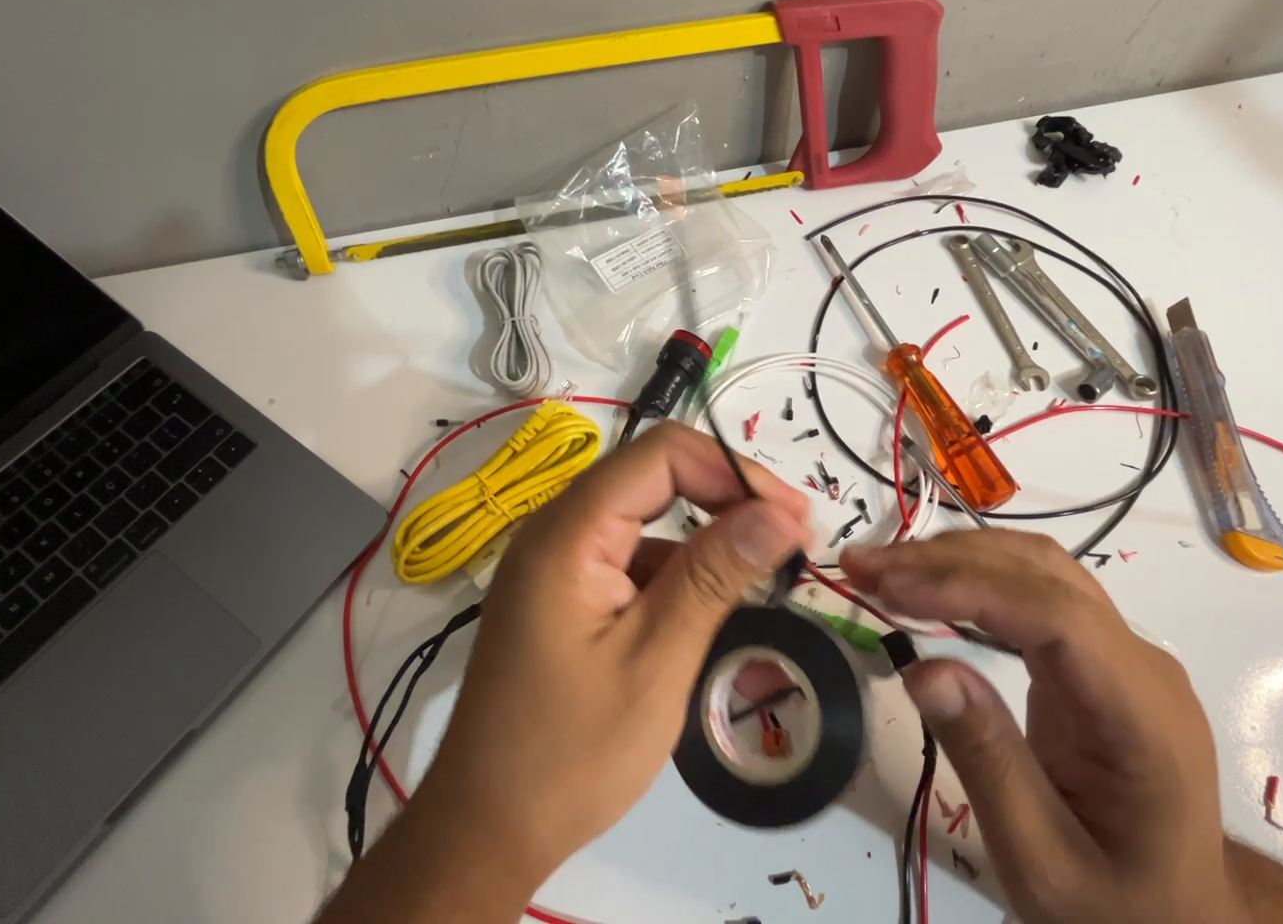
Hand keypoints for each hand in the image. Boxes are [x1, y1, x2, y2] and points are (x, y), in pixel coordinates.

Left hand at [320, 422, 809, 922]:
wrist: (488, 828)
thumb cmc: (572, 752)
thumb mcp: (656, 660)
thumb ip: (715, 575)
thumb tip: (781, 513)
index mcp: (568, 533)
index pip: (661, 455)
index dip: (734, 471)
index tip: (793, 517)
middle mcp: (557, 530)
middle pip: (652, 476)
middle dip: (726, 496)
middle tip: (791, 537)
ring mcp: (557, 562)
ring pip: (645, 516)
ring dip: (707, 533)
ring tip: (765, 568)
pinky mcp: (565, 594)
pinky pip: (630, 555)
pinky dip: (678, 566)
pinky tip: (713, 600)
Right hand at [841, 531, 1244, 923]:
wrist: (1180, 917)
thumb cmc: (1113, 904)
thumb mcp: (1042, 862)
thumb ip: (988, 762)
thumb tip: (922, 669)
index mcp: (1142, 715)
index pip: (1057, 618)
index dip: (968, 590)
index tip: (887, 590)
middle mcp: (1140, 663)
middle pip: (1043, 576)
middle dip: (945, 562)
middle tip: (861, 568)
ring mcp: (1121, 654)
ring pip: (1037, 570)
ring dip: (954, 559)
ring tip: (879, 569)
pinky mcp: (1094, 658)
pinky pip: (1034, 595)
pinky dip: (972, 578)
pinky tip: (926, 585)